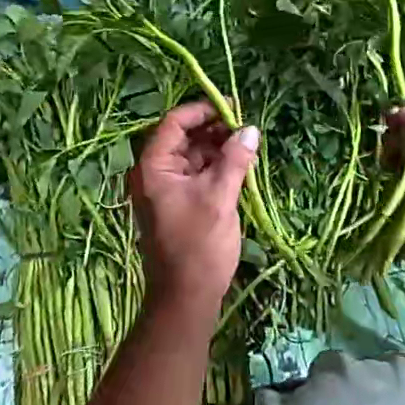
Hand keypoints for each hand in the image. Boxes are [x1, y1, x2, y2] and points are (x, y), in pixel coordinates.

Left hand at [129, 102, 258, 318]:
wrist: (186, 296)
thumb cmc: (198, 245)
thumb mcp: (220, 197)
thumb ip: (234, 160)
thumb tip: (250, 129)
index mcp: (153, 167)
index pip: (174, 123)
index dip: (201, 111)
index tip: (231, 107)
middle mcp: (153, 174)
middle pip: (182, 138)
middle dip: (213, 130)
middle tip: (245, 128)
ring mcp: (164, 190)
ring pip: (192, 157)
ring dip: (217, 149)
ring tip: (248, 147)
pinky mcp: (178, 204)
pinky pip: (196, 175)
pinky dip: (215, 168)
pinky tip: (240, 167)